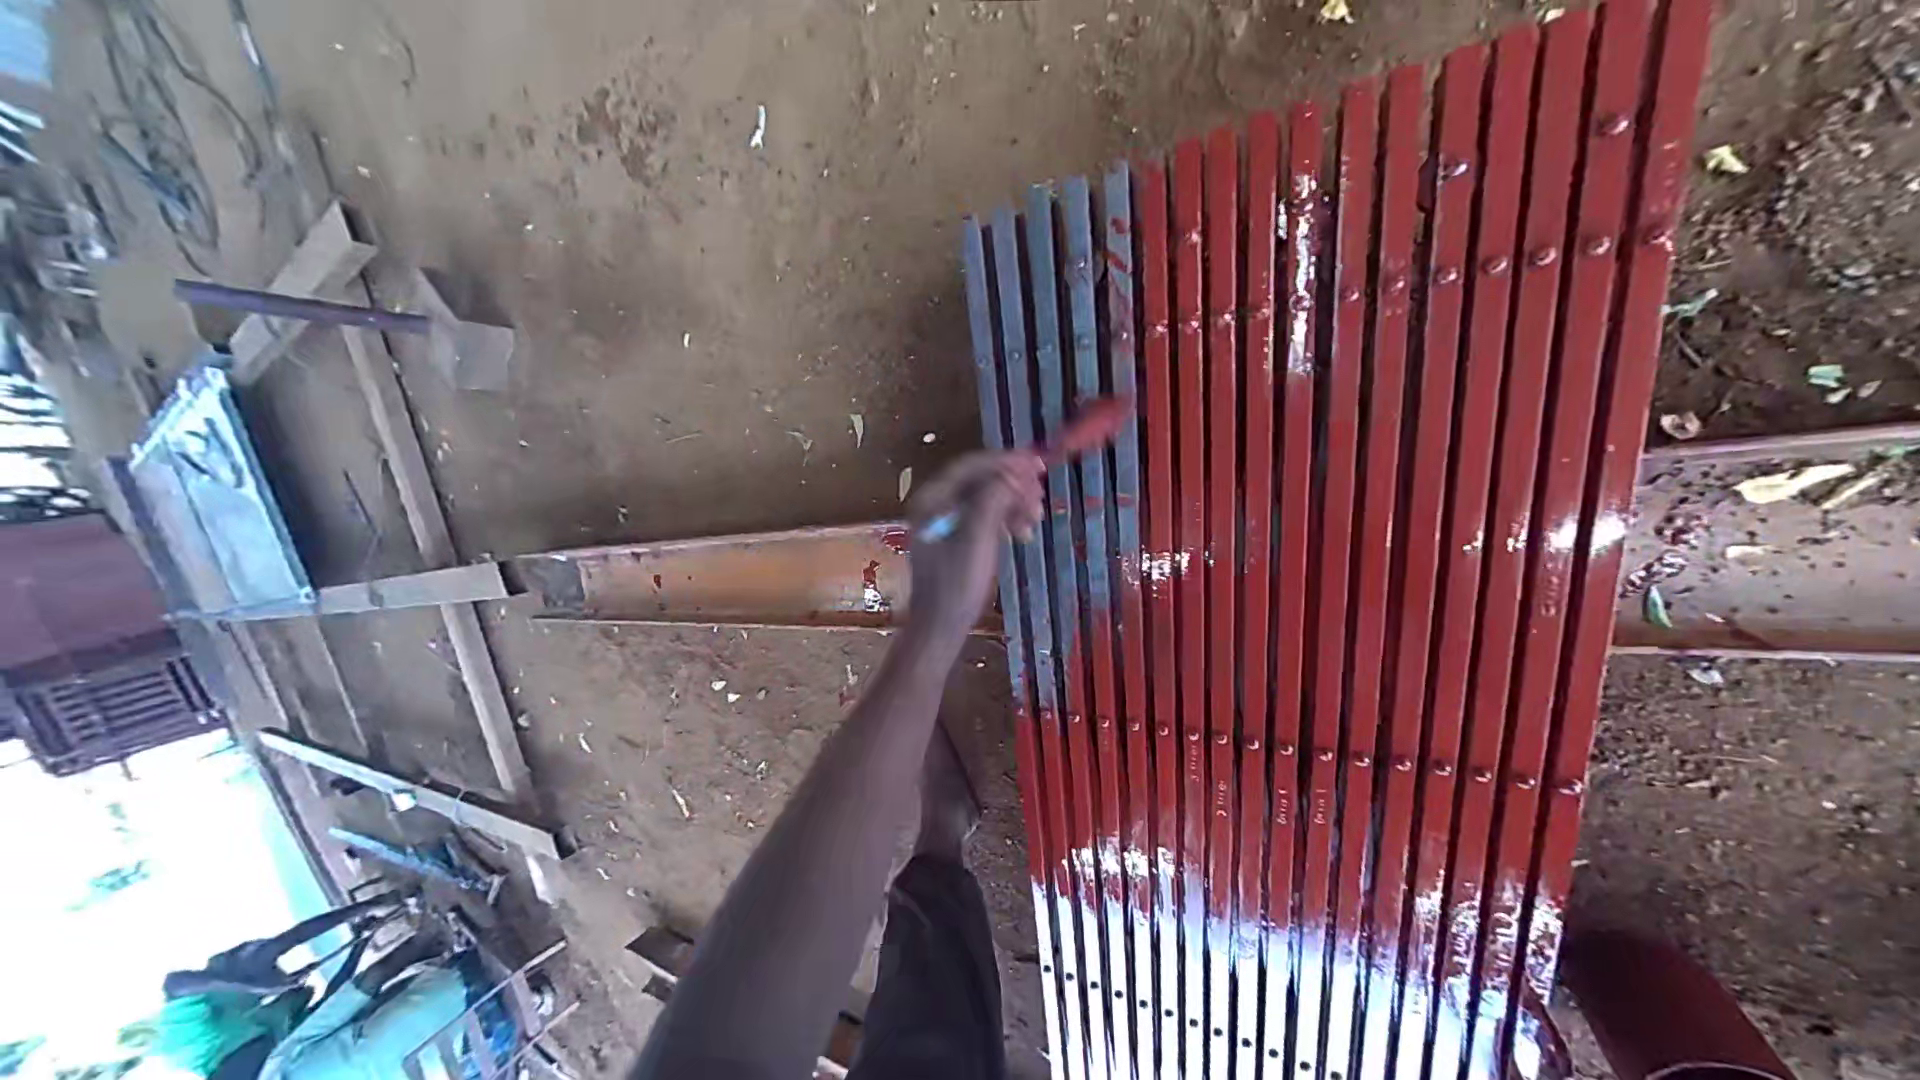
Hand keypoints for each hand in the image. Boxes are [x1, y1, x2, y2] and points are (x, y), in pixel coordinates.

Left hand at [904, 451, 1044, 638]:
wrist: (941, 627)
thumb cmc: (956, 584)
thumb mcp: (978, 538)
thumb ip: (994, 498)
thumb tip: (1013, 470)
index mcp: (932, 499)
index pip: (971, 465)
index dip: (1005, 461)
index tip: (1037, 463)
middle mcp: (935, 504)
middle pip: (980, 480)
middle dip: (1013, 484)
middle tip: (1040, 495)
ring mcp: (944, 521)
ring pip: (986, 498)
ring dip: (1013, 503)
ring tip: (1035, 519)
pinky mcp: (955, 538)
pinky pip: (984, 517)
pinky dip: (1005, 520)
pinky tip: (1023, 533)